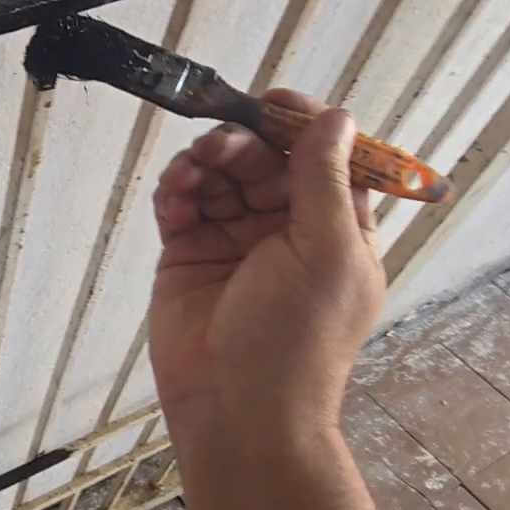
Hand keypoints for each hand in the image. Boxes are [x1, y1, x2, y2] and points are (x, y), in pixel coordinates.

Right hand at [148, 90, 383, 437]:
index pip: (319, 156)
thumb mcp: (327, 253)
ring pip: (216, 177)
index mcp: (332, 225)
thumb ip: (324, 182)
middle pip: (261, 160)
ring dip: (202, 164)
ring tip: (188, 173)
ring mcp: (231, 240)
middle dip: (240, 145)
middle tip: (218, 148)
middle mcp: (282, 226)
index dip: (297, 125)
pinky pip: (181, 206)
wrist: (235, 406)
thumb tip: (337, 116)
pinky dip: (175, 192)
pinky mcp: (187, 255)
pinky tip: (173, 196)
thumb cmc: (295, 336)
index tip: (269, 103)